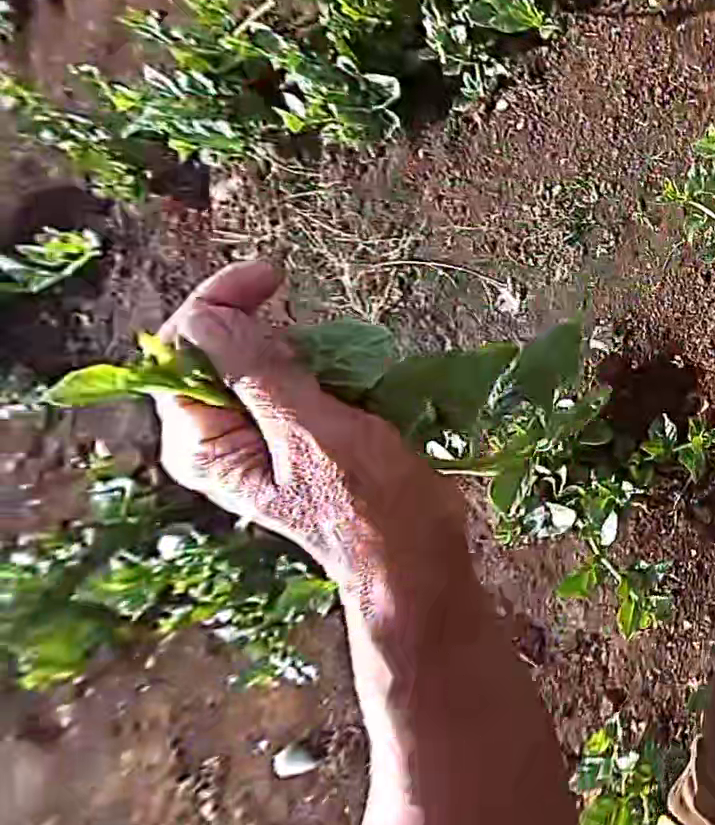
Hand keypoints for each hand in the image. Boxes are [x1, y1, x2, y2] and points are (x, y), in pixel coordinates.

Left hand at [153, 260, 468, 588]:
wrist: (417, 552)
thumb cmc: (371, 502)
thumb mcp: (318, 435)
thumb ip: (262, 377)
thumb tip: (214, 316)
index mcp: (207, 442)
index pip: (186, 354)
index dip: (220, 306)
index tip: (272, 273)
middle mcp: (229, 436)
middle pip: (228, 357)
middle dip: (279, 333)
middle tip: (339, 335)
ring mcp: (277, 437)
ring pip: (277, 370)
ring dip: (320, 355)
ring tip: (365, 365)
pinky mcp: (319, 438)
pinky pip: (317, 388)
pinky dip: (345, 373)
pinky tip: (375, 384)